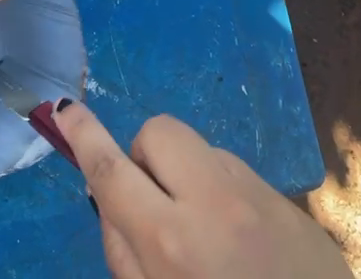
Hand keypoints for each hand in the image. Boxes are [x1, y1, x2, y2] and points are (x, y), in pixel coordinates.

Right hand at [55, 102, 352, 278]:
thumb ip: (122, 253)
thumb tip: (109, 198)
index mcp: (172, 243)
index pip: (111, 168)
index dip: (82, 134)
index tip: (63, 107)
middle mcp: (216, 206)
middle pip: (160, 132)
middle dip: (147, 158)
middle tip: (157, 204)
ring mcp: (263, 202)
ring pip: (204, 154)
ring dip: (193, 181)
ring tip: (211, 237)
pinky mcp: (296, 210)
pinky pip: (244, 180)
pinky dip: (230, 201)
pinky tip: (248, 249)